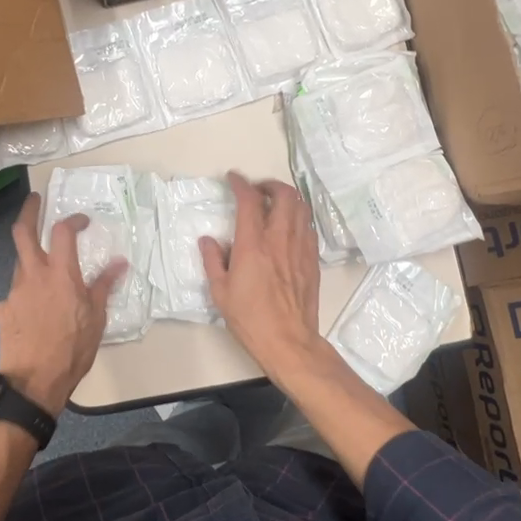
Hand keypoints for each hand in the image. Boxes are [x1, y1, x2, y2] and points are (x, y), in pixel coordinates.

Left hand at [0, 192, 127, 416]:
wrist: (33, 382)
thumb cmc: (72, 350)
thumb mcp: (97, 318)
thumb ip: (105, 286)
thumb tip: (119, 263)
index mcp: (60, 274)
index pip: (63, 231)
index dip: (73, 219)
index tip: (82, 221)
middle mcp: (33, 275)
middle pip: (23, 231)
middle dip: (29, 211)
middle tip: (35, 199)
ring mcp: (14, 291)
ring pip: (20, 262)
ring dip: (31, 255)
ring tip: (45, 265)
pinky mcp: (3, 310)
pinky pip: (16, 292)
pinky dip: (27, 291)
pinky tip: (36, 308)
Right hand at [201, 172, 329, 386]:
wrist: (288, 341)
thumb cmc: (250, 318)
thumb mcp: (220, 292)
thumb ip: (213, 261)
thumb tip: (208, 241)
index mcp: (253, 244)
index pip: (250, 200)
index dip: (241, 183)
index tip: (233, 179)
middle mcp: (279, 239)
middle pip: (284, 194)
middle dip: (270, 184)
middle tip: (257, 190)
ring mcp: (300, 247)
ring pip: (301, 207)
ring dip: (287, 198)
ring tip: (274, 203)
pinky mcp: (312, 259)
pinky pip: (308, 226)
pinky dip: (298, 217)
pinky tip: (288, 227)